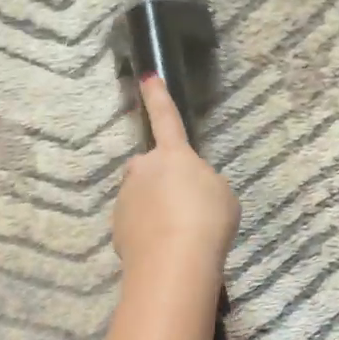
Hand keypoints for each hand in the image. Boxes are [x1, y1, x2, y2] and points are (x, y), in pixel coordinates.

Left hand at [112, 76, 239, 279]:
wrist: (175, 262)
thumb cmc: (207, 221)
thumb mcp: (221, 195)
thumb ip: (202, 184)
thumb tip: (187, 193)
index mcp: (172, 155)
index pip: (166, 119)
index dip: (159, 97)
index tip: (148, 77)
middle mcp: (142, 170)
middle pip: (150, 169)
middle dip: (160, 182)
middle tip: (183, 208)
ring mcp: (125, 200)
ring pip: (142, 200)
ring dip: (155, 213)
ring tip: (177, 237)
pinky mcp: (117, 230)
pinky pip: (136, 227)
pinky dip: (148, 237)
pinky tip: (164, 253)